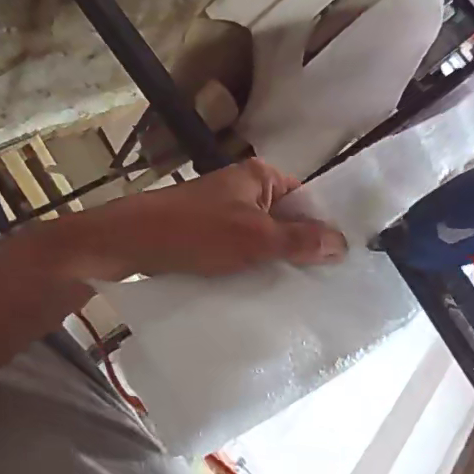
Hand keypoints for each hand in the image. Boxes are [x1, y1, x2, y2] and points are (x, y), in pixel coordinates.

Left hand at [40, 158, 347, 281]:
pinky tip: (264, 294)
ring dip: (275, 264)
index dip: (325, 226)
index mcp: (260, 177)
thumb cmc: (193, 232)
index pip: (307, 198)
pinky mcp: (206, 236)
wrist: (126, 243)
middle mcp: (244, 190)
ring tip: (301, 296)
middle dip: (301, 250)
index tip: (347, 261)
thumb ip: (298, 240)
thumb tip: (342, 243)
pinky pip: (239, 252)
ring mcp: (223, 213)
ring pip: (262, 240)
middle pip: (286, 221)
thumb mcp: (253, 237)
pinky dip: (250, 269)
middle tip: (327, 287)